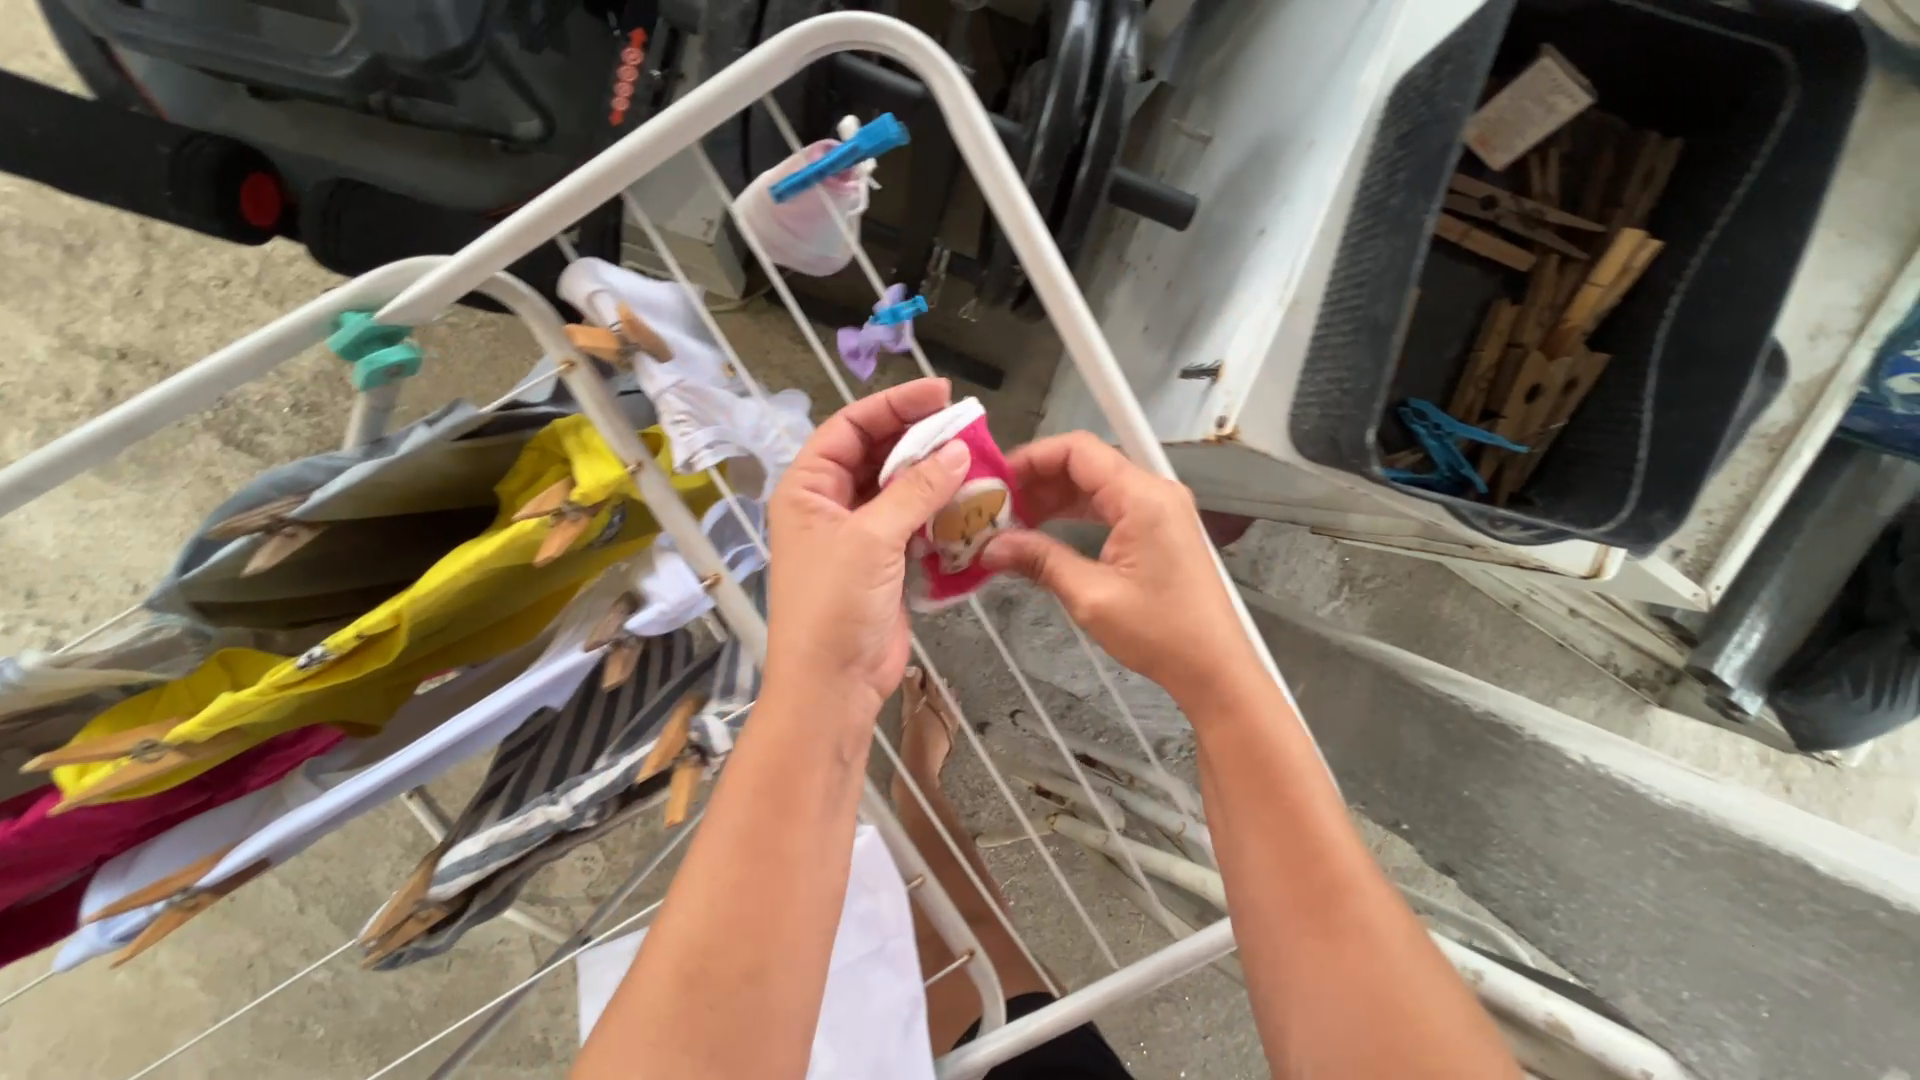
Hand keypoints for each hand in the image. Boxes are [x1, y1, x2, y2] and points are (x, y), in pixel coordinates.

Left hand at [764, 378, 971, 719]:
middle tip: (966, 423)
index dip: (893, 405)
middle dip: (918, 437)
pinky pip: (913, 522)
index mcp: (807, 488)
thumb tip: (959, 451)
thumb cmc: (835, 605)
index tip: (940, 393)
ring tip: (976, 458)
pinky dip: (938, 511)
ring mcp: (858, 534)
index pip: (849, 427)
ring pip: (899, 488)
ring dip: (933, 474)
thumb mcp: (872, 538)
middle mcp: (829, 504)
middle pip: (876, 454)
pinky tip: (969, 501)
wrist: (833, 684)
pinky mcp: (884, 562)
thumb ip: (916, 490)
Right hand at [981, 433, 1259, 707]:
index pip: (1078, 450)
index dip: (1032, 458)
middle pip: (1085, 464)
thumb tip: (990, 548)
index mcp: (1142, 497)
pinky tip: (1043, 533)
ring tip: (1011, 523)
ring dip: (1052, 499)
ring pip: (1094, 485)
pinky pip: (1108, 506)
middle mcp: (1154, 492)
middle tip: (995, 507)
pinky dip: (1074, 514)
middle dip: (1037, 480)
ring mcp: (1159, 509)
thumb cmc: (1161, 633)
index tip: (996, 481)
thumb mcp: (1091, 596)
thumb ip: (1040, 561)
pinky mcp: (1159, 529)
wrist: (1214, 667)